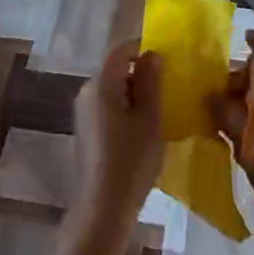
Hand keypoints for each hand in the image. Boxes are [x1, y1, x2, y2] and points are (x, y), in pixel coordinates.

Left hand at [71, 43, 163, 225]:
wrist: (104, 206)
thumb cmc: (132, 159)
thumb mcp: (150, 118)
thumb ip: (151, 81)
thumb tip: (152, 54)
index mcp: (101, 84)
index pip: (121, 50)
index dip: (144, 49)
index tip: (168, 61)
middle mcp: (87, 91)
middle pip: (116, 68)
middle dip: (142, 73)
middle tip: (170, 88)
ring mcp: (83, 110)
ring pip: (113, 88)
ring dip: (135, 92)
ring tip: (161, 109)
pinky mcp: (85, 128)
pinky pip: (107, 105)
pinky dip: (125, 107)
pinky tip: (143, 128)